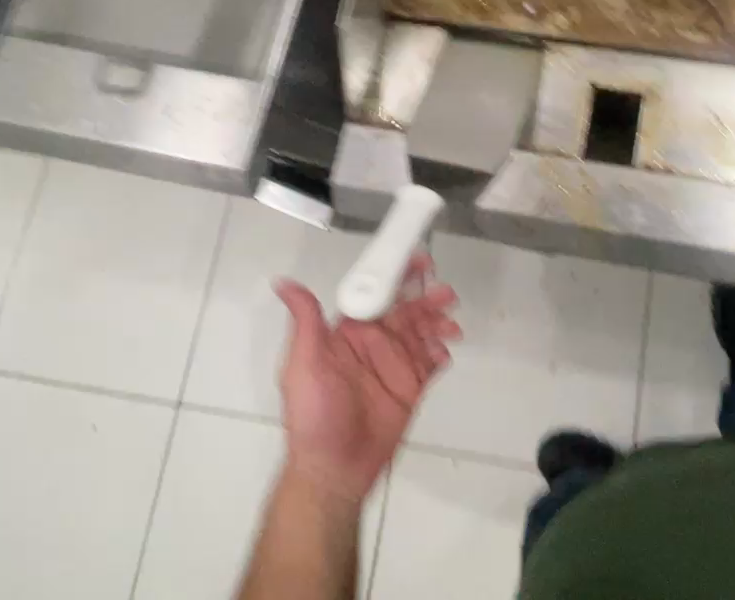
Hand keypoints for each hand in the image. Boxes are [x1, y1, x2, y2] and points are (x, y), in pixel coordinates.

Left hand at [274, 255, 460, 503]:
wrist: (334, 471)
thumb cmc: (313, 417)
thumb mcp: (302, 365)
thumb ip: (304, 321)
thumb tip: (283, 282)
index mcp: (348, 333)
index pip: (376, 295)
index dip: (396, 276)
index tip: (415, 263)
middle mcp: (374, 344)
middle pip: (406, 310)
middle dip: (427, 297)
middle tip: (445, 293)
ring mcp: (395, 365)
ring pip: (423, 332)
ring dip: (439, 322)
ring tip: (451, 324)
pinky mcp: (412, 387)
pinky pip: (432, 362)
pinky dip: (442, 351)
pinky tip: (446, 350)